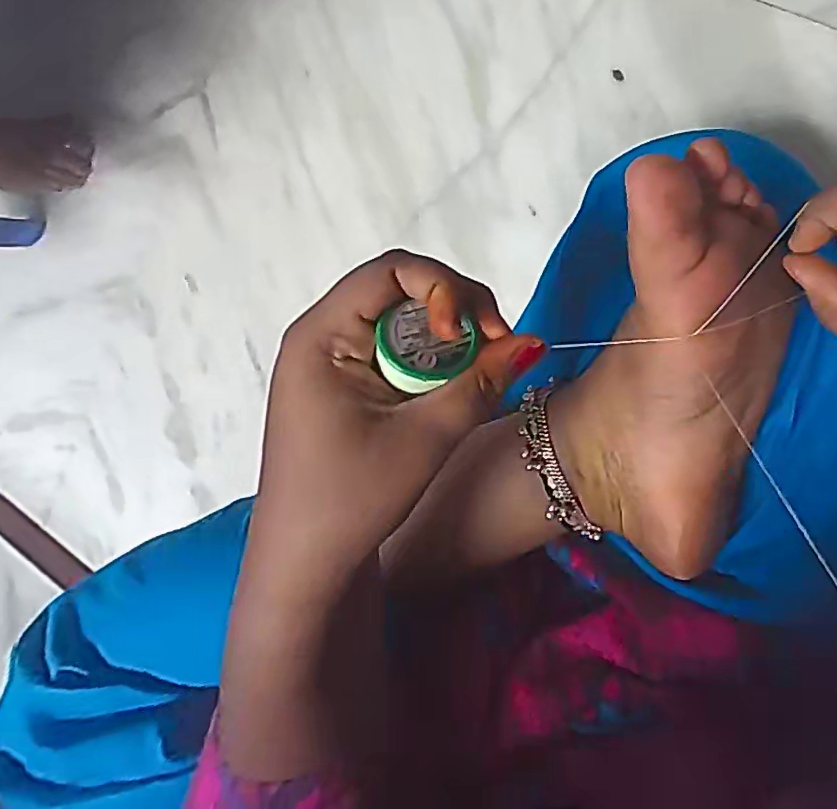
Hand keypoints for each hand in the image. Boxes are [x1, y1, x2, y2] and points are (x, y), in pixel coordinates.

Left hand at [254, 250, 544, 590]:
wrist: (306, 564)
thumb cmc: (349, 502)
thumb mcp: (425, 439)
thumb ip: (480, 383)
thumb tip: (530, 342)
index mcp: (320, 336)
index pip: (391, 272)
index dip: (441, 288)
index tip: (468, 334)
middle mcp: (322, 335)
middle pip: (401, 288)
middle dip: (457, 308)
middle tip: (497, 345)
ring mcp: (334, 357)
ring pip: (405, 317)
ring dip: (451, 334)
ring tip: (484, 365)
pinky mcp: (350, 379)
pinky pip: (399, 346)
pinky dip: (436, 356)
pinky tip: (458, 381)